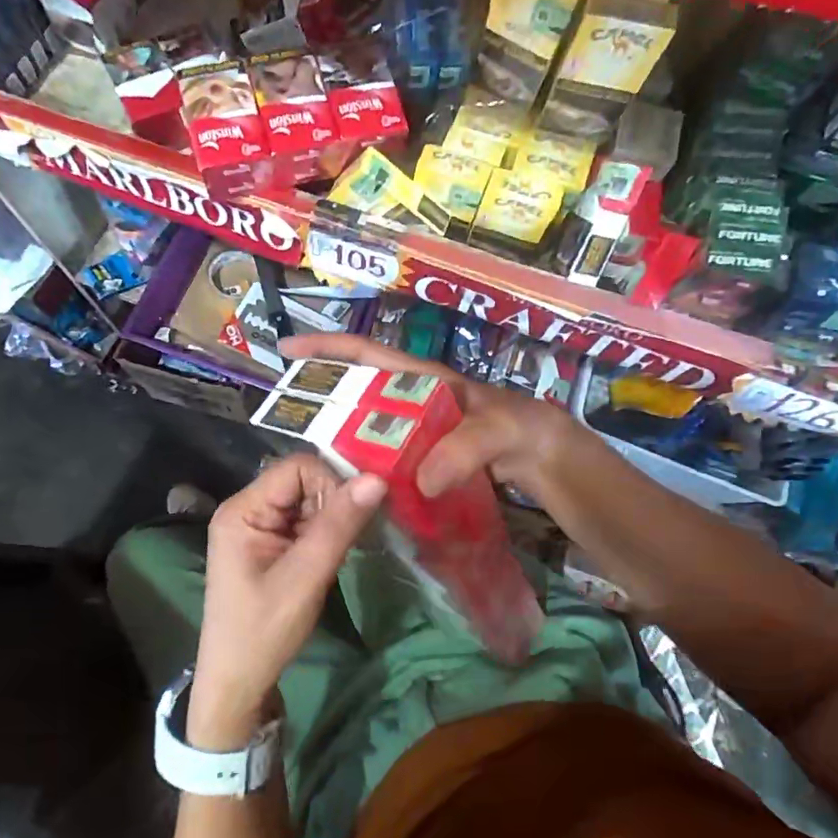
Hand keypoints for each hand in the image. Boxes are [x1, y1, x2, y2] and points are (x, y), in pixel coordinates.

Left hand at [190, 454, 386, 749]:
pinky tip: (336, 555)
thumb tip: (377, 479)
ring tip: (347, 548)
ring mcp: (260, 529)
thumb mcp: (305, 577)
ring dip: (335, 519)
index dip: (331, 482)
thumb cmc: (264, 630)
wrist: (238, 683)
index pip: (297, 468)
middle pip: (304, 482)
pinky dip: (329, 533)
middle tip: (354, 535)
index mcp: (243, 510)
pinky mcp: (273, 546)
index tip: (355, 514)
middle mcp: (248, 510)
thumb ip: (338, 525)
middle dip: (335, 502)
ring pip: (310, 502)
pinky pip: (308, 523)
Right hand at [277, 333, 582, 496]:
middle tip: (291, 420)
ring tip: (312, 460)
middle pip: (361, 395)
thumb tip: (423, 481)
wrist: (549, 459)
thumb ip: (463, 449)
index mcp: (426, 380)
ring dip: (345, 441)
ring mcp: (421, 433)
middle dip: (326, 400)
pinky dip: (373, 471)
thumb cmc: (526, 428)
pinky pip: (390, 462)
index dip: (330, 348)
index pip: (371, 355)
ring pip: (372, 432)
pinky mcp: (428, 462)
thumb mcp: (500, 429)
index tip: (289, 349)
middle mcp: (416, 403)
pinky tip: (356, 488)